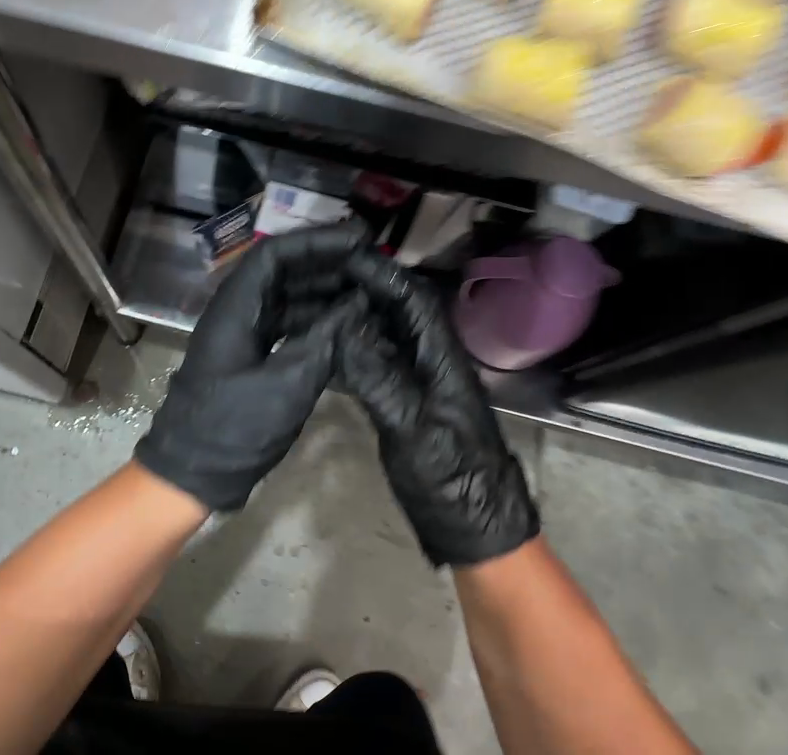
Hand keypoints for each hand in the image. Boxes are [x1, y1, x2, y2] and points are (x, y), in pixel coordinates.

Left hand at [134, 225, 368, 511]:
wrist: (192, 474)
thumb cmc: (233, 427)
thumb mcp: (288, 384)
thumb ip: (326, 340)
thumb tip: (361, 305)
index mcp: (236, 307)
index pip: (276, 254)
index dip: (318, 242)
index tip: (359, 241)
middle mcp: (238, 311)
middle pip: (284, 272)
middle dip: (327, 263)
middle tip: (372, 263)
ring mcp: (244, 335)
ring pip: (289, 298)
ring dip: (326, 291)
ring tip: (370, 290)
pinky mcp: (252, 357)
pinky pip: (288, 324)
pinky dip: (318, 320)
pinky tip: (350, 324)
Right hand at [337, 252, 539, 566]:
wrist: (475, 530)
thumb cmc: (452, 480)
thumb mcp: (414, 429)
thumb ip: (380, 378)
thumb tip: (345, 327)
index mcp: (443, 358)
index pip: (412, 300)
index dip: (380, 275)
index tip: (343, 257)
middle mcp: (433, 362)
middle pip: (399, 311)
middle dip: (363, 289)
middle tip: (317, 276)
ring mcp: (420, 385)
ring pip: (387, 336)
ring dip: (356, 317)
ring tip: (313, 304)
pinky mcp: (407, 406)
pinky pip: (378, 364)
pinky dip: (353, 352)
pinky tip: (325, 350)